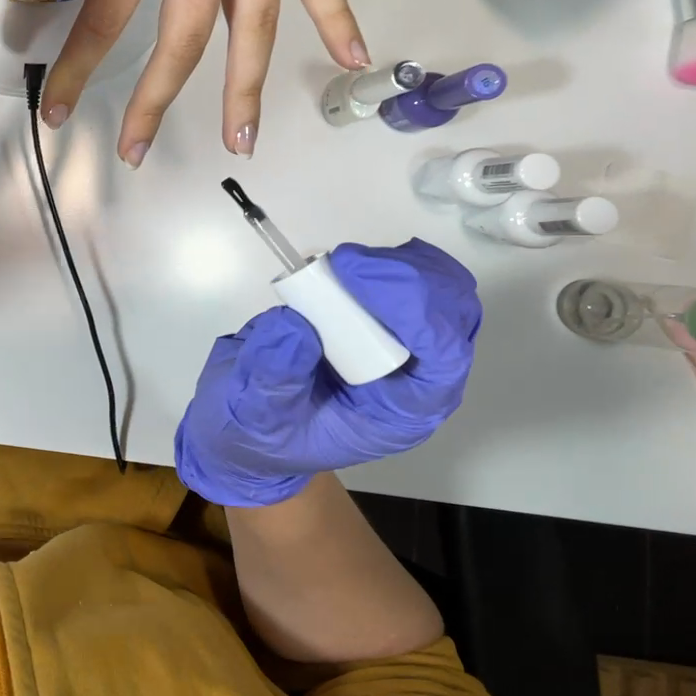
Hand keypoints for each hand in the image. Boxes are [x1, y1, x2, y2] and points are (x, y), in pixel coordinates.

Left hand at [33, 0, 367, 164]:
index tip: (57, 113)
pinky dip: (338, 18)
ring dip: (247, 88)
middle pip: (181, 41)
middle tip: (136, 152)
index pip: (104, 16)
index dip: (76, 71)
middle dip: (155, 102)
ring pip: (255, 26)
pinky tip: (354, 60)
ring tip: (241, 140)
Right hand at [174, 239, 480, 506]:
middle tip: (347, 262)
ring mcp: (400, 351)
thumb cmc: (255, 432)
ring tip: (343, 263)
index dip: (412, 310)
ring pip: (441, 297)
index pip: (438, 359)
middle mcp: (412, 381)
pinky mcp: (380, 326)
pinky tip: (352, 265)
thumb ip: (272, 375)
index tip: (356, 276)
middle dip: (411, 281)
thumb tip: (296, 324)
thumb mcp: (252, 414)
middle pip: (451, 320)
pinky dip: (390, 266)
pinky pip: (410, 288)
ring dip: (403, 268)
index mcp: (396, 414)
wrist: (245, 428)